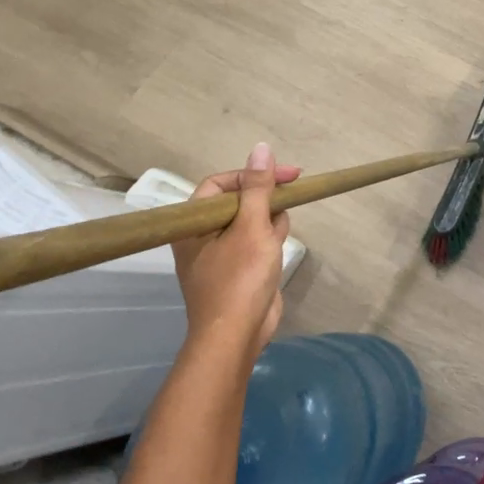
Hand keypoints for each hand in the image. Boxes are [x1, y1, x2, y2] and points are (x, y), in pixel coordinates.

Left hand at [170, 142, 300, 358]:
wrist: (237, 334)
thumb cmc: (240, 277)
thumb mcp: (252, 227)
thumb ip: (258, 188)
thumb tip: (261, 148)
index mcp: (193, 226)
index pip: (220, 184)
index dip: (252, 175)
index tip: (285, 176)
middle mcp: (201, 237)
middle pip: (237, 201)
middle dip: (266, 200)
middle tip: (290, 199)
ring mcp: (220, 254)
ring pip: (250, 220)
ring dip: (270, 220)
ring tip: (277, 237)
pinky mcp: (238, 269)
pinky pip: (256, 241)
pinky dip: (270, 238)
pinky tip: (279, 247)